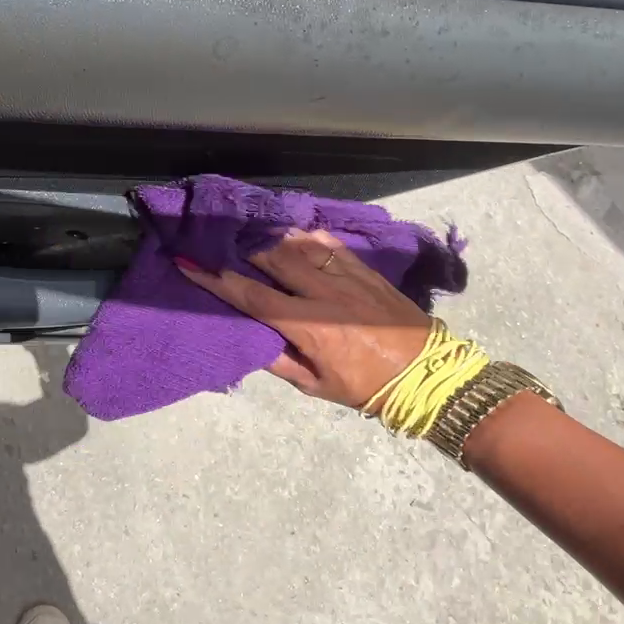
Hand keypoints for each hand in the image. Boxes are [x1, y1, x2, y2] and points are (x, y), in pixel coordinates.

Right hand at [175, 228, 429, 408]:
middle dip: (240, 249)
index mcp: (308, 326)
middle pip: (271, 257)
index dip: (214, 279)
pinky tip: (293, 234)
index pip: (249, 295)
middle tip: (220, 245)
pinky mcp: (367, 271)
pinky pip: (329, 244)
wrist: (436, 380)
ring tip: (251, 236)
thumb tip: (247, 336)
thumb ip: (278, 361)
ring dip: (270, 239)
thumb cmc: (370, 389)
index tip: (188, 262)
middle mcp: (324, 295)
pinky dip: (305, 236)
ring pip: (299, 244)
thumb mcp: (317, 386)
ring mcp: (348, 278)